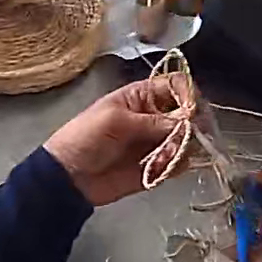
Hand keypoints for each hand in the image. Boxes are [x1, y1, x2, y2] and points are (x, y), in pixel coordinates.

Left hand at [44, 75, 188, 206]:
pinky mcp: (158, 165)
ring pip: (188, 138)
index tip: (191, 111)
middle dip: (192, 124)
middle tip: (186, 136)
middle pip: (188, 113)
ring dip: (184, 146)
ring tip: (166, 155)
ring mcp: (158, 141)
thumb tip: (188, 121)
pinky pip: (179, 162)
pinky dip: (178, 164)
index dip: (188, 95)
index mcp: (143, 96)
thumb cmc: (86, 137)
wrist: (69, 176)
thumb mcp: (116, 121)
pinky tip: (163, 167)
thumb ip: (153, 121)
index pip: (176, 85)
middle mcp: (156, 116)